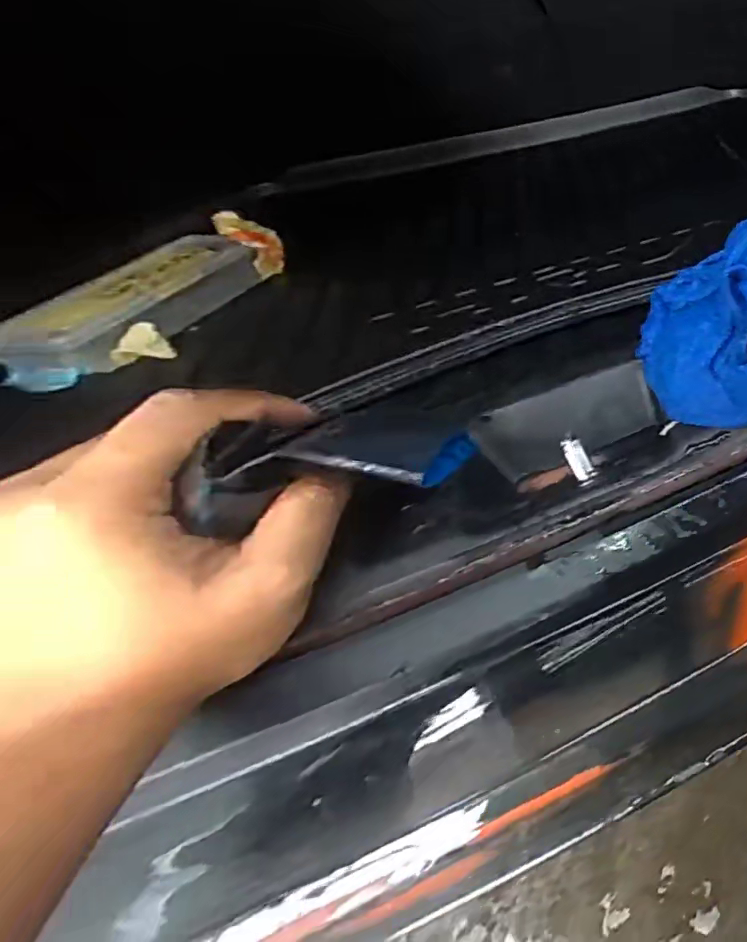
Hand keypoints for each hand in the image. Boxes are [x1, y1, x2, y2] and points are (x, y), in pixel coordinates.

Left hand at [0, 390, 347, 714]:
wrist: (54, 733)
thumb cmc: (169, 656)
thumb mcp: (269, 586)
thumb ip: (307, 515)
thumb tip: (325, 470)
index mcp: (91, 499)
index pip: (176, 412)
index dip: (250, 404)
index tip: (302, 423)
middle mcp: (24, 495)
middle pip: (138, 433)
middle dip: (215, 442)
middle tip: (269, 475)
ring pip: (104, 458)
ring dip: (172, 467)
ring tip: (217, 507)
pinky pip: (74, 486)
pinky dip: (131, 490)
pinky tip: (159, 532)